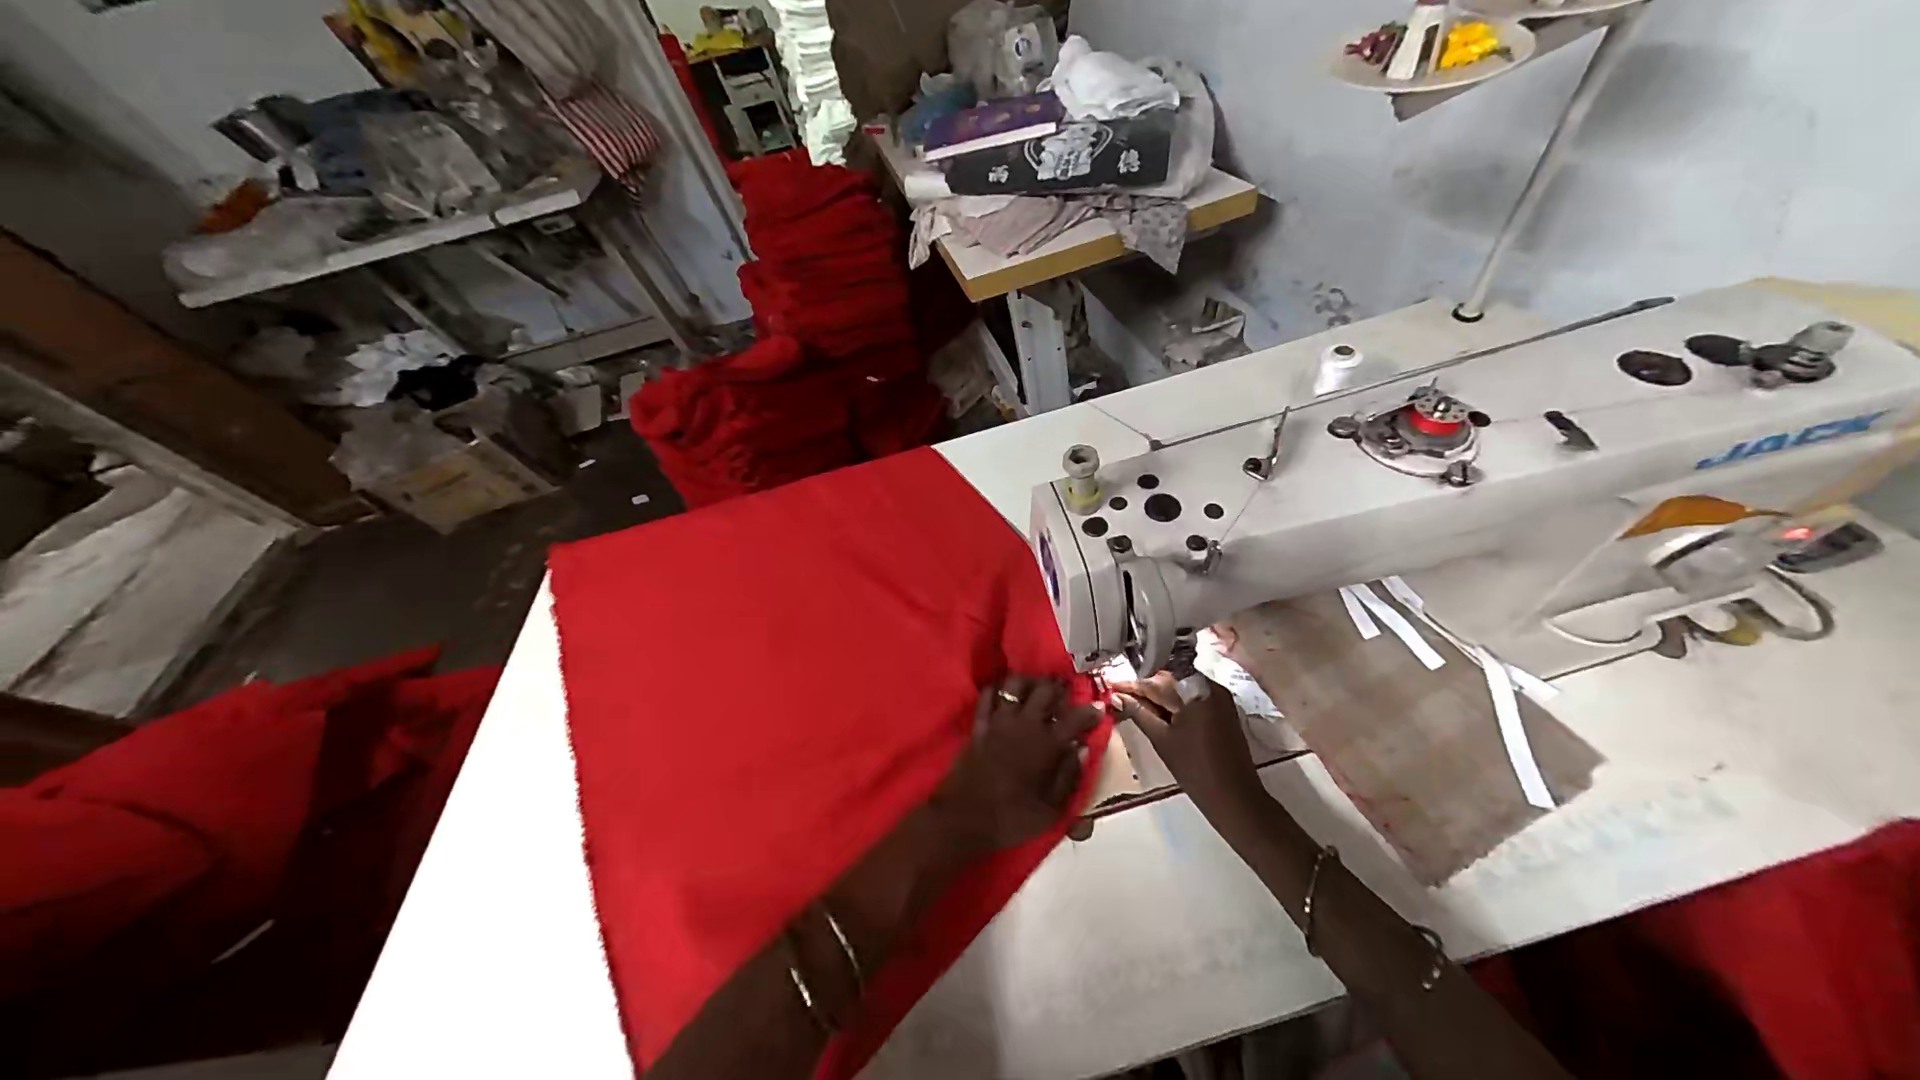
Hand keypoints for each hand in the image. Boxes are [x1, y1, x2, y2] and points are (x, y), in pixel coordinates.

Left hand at [930, 676, 1100, 858]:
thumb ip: (1069, 777)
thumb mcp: (1050, 810)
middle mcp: (1024, 725)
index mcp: (1046, 745)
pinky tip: (1004, 693)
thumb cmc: (1010, 819)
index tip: (1099, 708)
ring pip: (1015, 685)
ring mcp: (998, 722)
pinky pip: (987, 696)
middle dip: (1060, 688)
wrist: (962, 818)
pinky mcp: (978, 725)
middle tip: (1066, 694)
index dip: (1090, 711)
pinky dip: (997, 690)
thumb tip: (1081, 750)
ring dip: (1030, 683)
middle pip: (1045, 690)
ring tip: (1037, 689)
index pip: (1074, 718)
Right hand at [1111, 673, 1263, 820]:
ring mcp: (1220, 697)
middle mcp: (1210, 686)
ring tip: (1138, 707)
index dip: (1131, 685)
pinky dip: (1177, 704)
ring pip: (1182, 689)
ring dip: (1161, 697)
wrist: (1234, 796)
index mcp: (1194, 690)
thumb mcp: (1161, 739)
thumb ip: (1138, 712)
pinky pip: (1194, 698)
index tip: (1111, 687)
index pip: (1155, 682)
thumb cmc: (1194, 768)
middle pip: (1170, 681)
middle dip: (1146, 690)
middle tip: (1121, 699)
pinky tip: (1161, 715)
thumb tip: (1116, 697)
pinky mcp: (1224, 709)